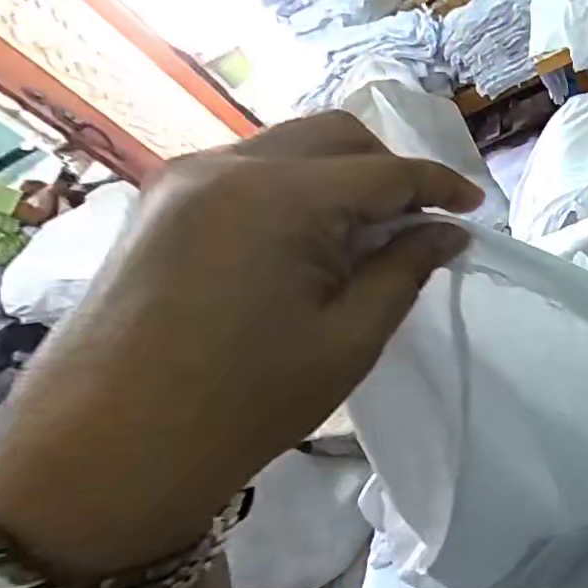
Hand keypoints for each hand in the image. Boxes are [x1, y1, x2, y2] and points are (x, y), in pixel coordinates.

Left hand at [0, 112, 483, 571]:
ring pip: (292, 148)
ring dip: (347, 178)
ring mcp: (183, 182)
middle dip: (392, 169)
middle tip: (425, 220)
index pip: (385, 171)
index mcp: (278, 199)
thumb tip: (447, 233)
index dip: (441, 186)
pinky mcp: (163, 206)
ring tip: (374, 234)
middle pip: (335, 138)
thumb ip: (405, 269)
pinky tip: (317, 240)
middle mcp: (226, 169)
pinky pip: (253, 172)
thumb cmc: (250, 399)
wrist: (109, 449)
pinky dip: (302, 190)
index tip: (478, 207)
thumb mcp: (352, 336)